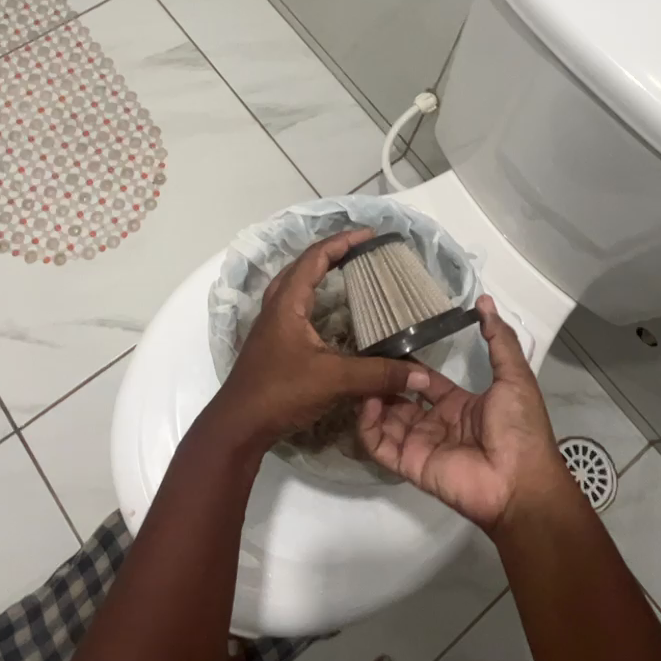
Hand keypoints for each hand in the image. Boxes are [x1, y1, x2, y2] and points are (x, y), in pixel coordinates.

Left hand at [204, 229, 426, 451]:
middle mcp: (276, 306)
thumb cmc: (281, 392)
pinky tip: (327, 311)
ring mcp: (270, 324)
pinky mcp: (271, 341)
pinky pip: (293, 303)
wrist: (239, 424)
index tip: (369, 235)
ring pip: (294, 283)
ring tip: (345, 270)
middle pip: (302, 265)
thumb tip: (420, 372)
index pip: (315, 258)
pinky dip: (312, 294)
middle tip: (360, 249)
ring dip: (318, 271)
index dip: (342, 242)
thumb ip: (378, 374)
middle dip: (331, 252)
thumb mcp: (334, 380)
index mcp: (288, 302)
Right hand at [356, 296, 570, 531]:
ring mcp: (421, 445)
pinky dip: (367, 425)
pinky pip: (380, 445)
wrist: (522, 483)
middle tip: (367, 359)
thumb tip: (484, 300)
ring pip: (385, 419)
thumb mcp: (514, 376)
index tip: (387, 344)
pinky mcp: (409, 464)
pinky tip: (367, 402)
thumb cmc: (519, 429)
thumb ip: (499, 340)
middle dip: (384, 380)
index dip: (408, 365)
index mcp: (459, 404)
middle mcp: (436, 423)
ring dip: (372, 398)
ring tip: (364, 377)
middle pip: (400, 398)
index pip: (424, 380)